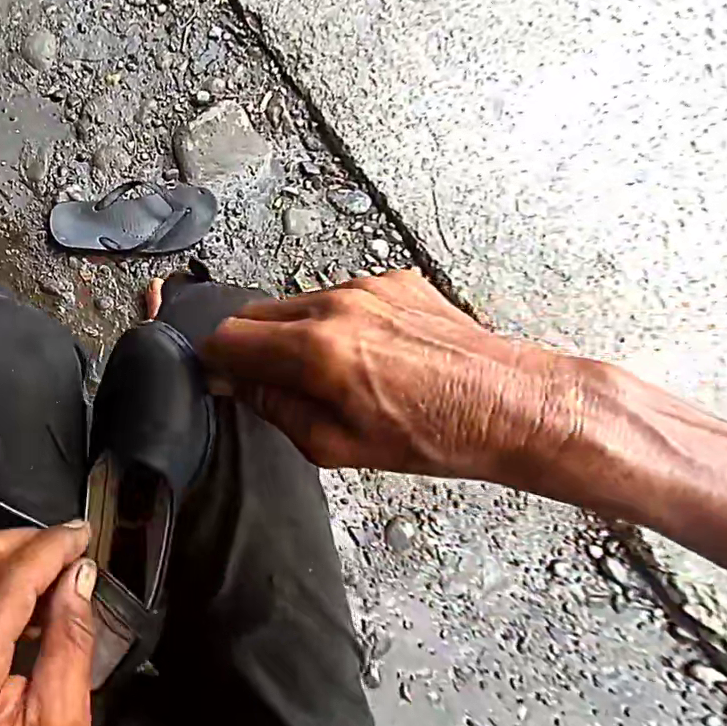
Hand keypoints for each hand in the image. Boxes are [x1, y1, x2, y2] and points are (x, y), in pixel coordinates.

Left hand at [0, 524, 98, 725]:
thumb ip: (70, 644)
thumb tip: (79, 579)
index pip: (8, 583)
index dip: (49, 549)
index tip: (82, 535)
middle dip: (30, 541)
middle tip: (74, 549)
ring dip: (16, 557)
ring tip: (60, 575)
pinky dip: (1, 579)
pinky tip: (34, 598)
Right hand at [202, 270, 598, 483]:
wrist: (513, 405)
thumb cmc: (435, 433)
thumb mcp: (334, 444)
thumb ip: (273, 408)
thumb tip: (239, 385)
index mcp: (316, 350)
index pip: (228, 337)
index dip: (213, 359)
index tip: (218, 375)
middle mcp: (336, 306)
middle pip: (252, 313)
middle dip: (245, 345)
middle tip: (262, 378)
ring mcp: (367, 287)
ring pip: (291, 303)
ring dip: (287, 334)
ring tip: (321, 371)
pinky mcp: (392, 281)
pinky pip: (334, 296)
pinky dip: (328, 321)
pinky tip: (358, 352)